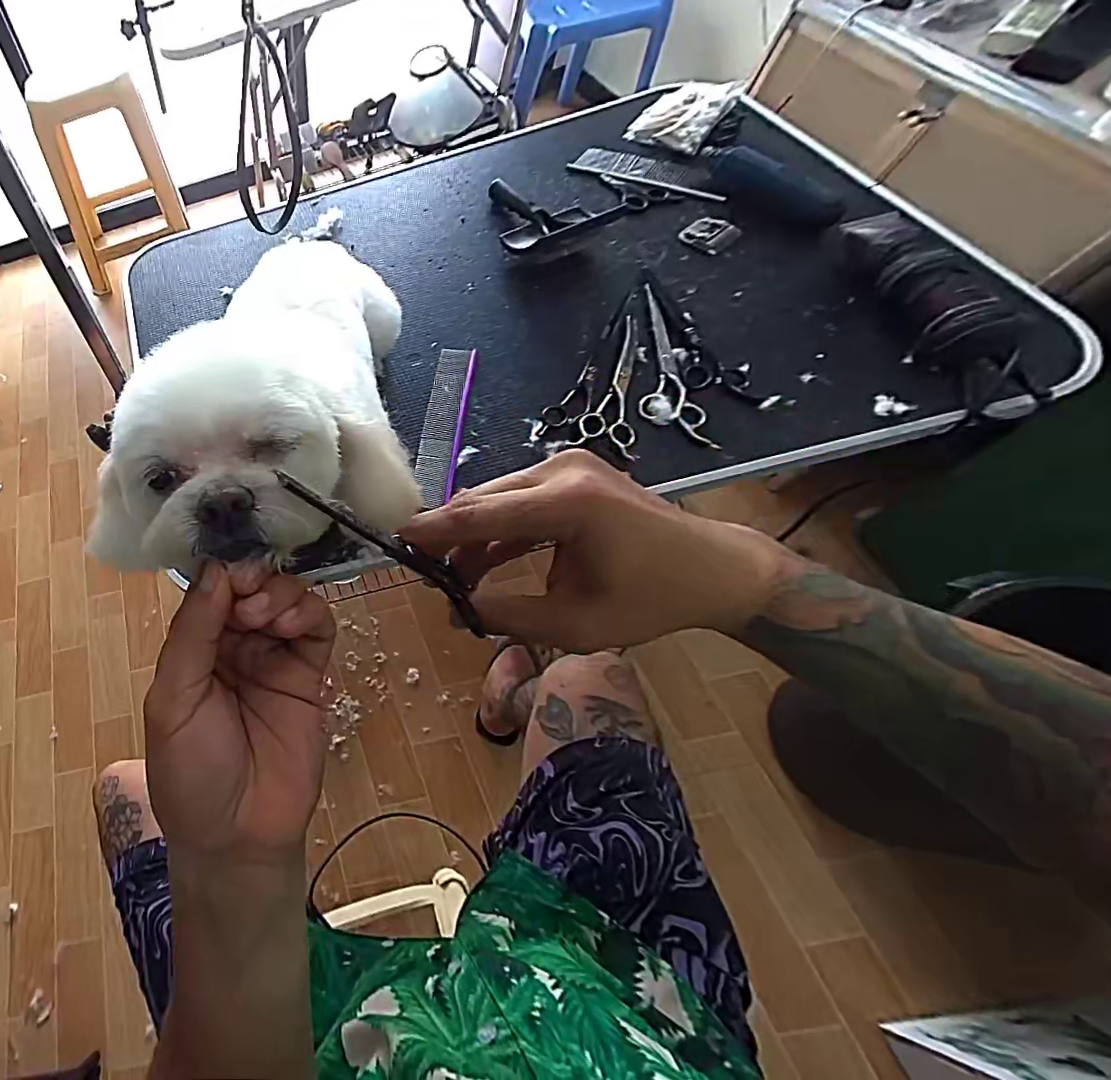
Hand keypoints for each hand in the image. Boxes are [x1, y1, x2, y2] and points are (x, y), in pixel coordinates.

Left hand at [143, 562, 333, 862]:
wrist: (239, 834)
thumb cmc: (191, 770)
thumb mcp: (172, 701)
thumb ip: (192, 634)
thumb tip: (215, 570)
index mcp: (195, 648)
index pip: (212, 591)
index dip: (223, 573)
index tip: (230, 574)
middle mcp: (235, 645)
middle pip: (254, 586)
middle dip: (253, 581)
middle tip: (249, 603)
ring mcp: (275, 657)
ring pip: (288, 598)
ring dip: (280, 594)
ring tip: (267, 620)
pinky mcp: (310, 673)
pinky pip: (318, 628)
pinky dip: (310, 613)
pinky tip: (292, 628)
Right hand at [400, 450, 799, 649]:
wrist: (712, 569)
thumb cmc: (652, 600)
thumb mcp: (575, 623)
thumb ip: (508, 616)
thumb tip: (458, 609)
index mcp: (569, 503)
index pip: (482, 513)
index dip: (435, 530)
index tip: (398, 539)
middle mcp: (564, 470)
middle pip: (484, 500)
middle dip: (451, 538)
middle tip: (427, 575)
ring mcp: (571, 467)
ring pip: (499, 499)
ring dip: (474, 538)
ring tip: (453, 579)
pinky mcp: (575, 476)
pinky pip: (521, 501)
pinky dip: (500, 531)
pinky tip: (482, 563)